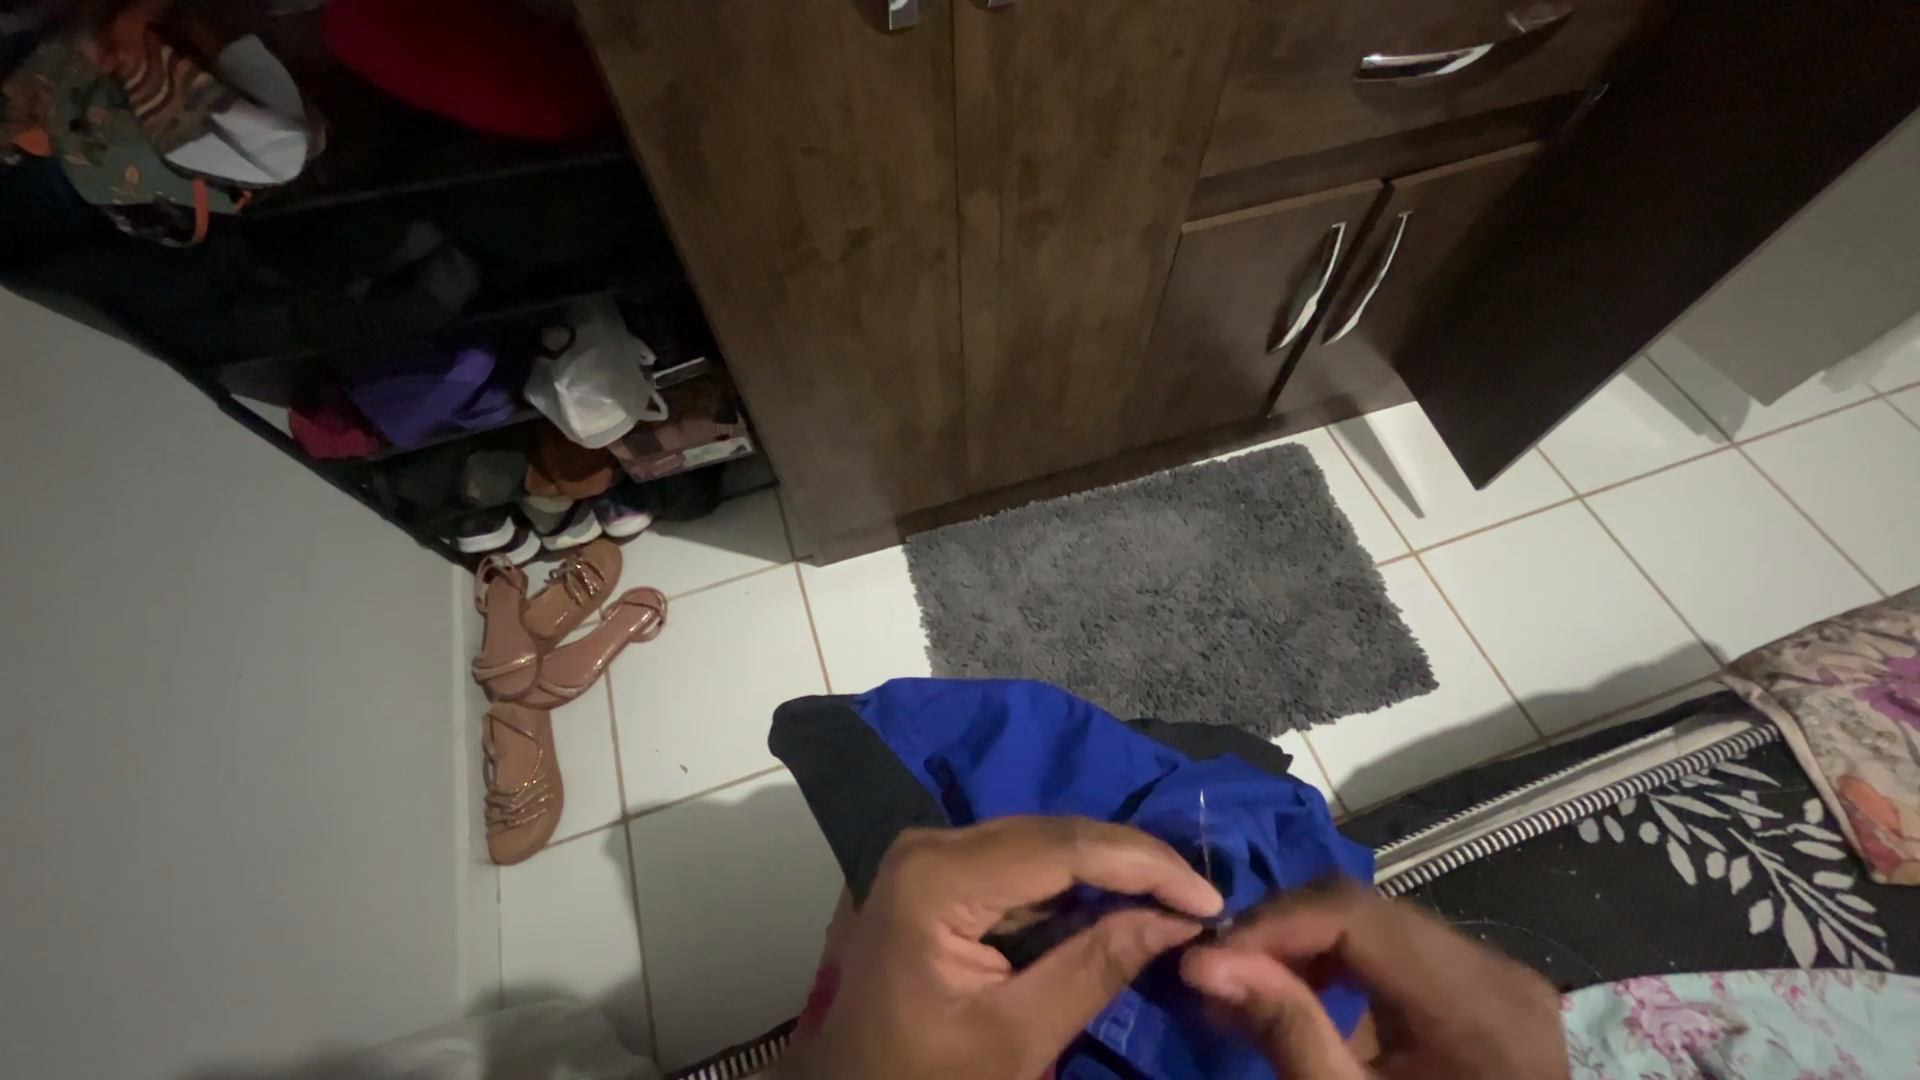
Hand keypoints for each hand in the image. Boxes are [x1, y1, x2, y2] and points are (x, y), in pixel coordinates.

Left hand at [788, 815, 1224, 1079]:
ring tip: (1171, 895)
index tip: (1209, 896)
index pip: (1060, 846)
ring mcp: (929, 852)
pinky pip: (1016, 861)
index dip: (1143, 863)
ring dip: (1106, 868)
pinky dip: (1070, 881)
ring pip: (1038, 842)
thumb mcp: (1014, 1040)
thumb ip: (1093, 969)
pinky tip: (1116, 897)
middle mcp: (930, 843)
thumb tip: (1174, 920)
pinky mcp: (936, 870)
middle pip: (1051, 835)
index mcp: (938, 877)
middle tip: (1197, 897)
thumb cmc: (922, 1079)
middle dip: (1130, 862)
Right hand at [1182, 879, 1566, 1079]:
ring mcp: (1492, 974)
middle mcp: (1491, 966)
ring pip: (1370, 921)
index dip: (1271, 924)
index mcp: (1478, 1004)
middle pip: (1358, 909)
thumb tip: (1208, 963)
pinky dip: (1338, 960)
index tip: (1211, 959)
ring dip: (1303, 943)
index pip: (1352, 913)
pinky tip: (1309, 994)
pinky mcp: (1483, 988)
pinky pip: (1392, 947)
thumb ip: (1291, 1037)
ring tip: (1256, 984)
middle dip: (1279, 932)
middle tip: (1223, 970)